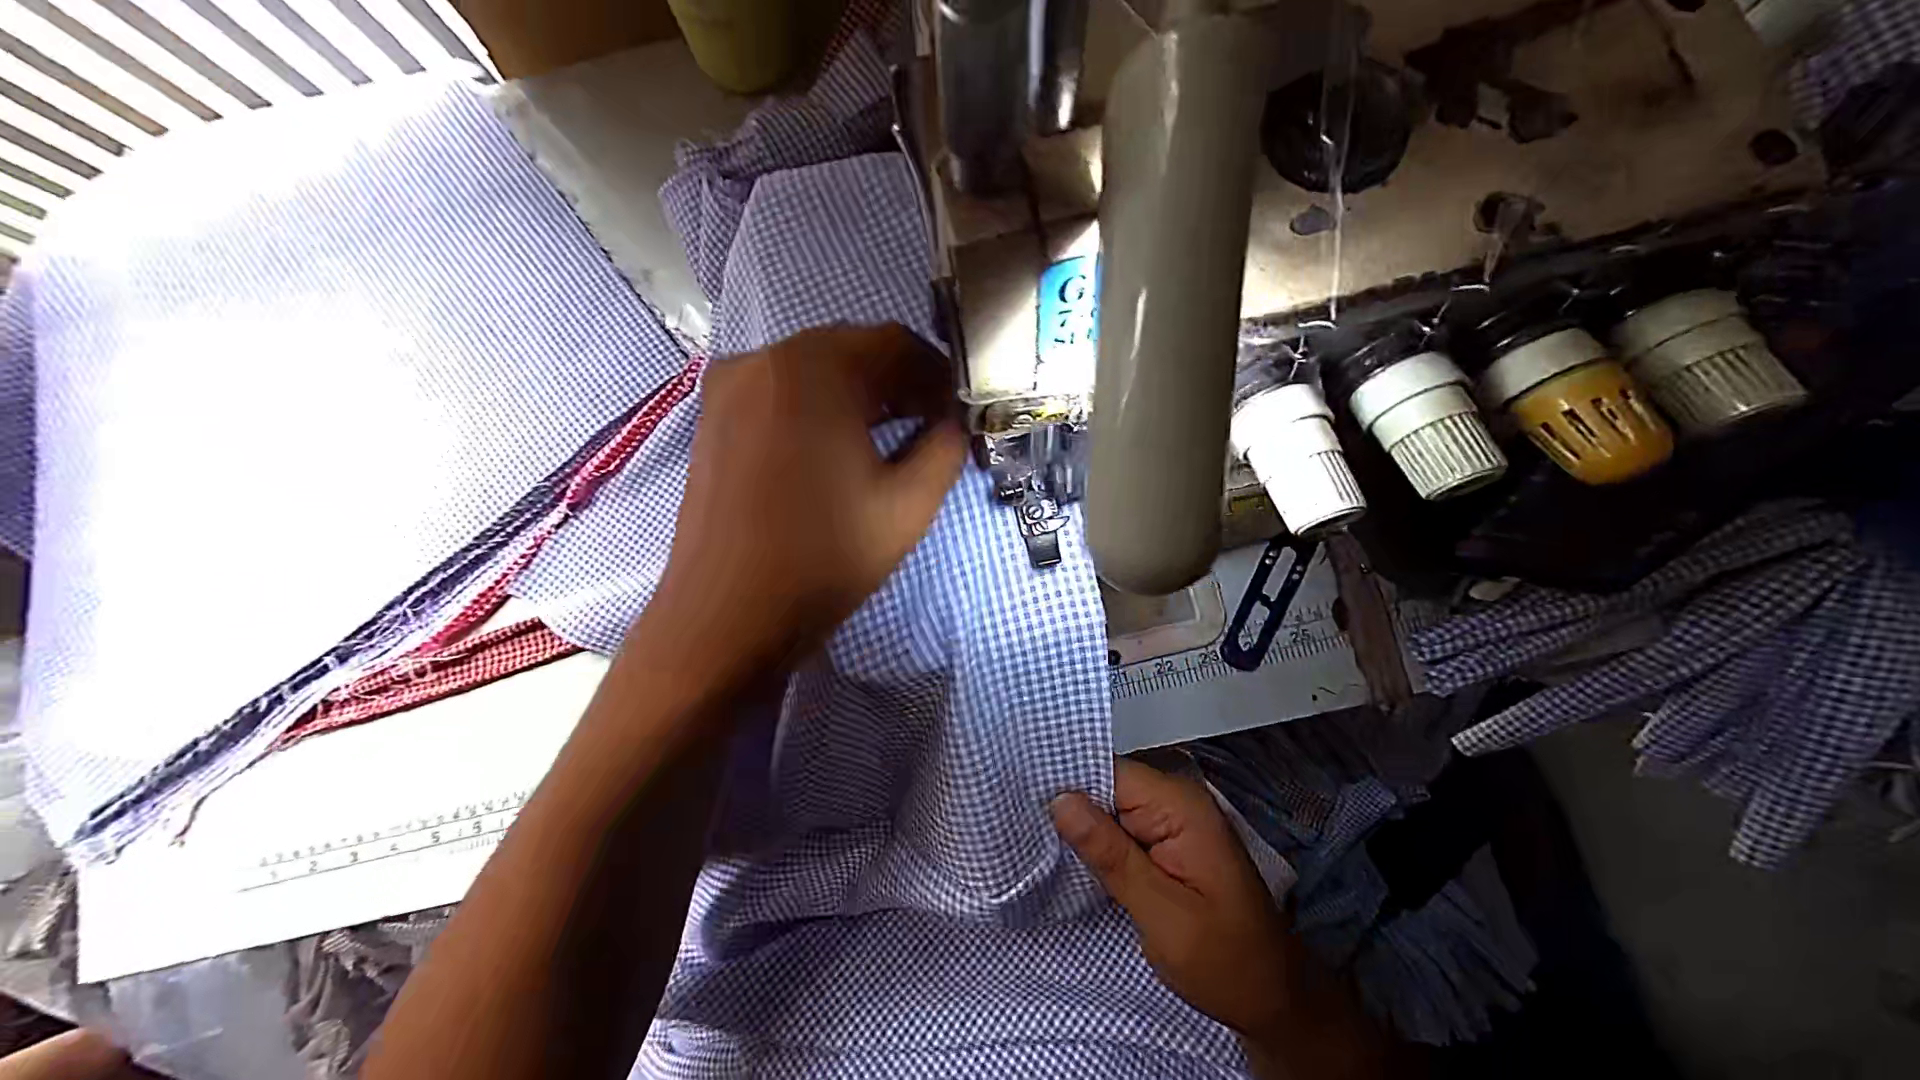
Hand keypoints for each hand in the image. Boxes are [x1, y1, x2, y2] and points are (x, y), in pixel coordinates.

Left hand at [642, 323, 967, 679]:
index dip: (936, 373)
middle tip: (928, 423)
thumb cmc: (824, 558)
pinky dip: (816, 407)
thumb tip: (953, 421)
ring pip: (813, 370)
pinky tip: (833, 448)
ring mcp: (729, 387)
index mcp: (816, 368)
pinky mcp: (712, 419)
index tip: (956, 409)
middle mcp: (765, 358)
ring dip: (858, 394)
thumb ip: (945, 447)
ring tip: (886, 438)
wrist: (728, 616)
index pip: (895, 343)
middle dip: (898, 381)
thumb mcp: (908, 504)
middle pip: (851, 349)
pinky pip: (779, 393)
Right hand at [1052, 759, 1387, 1078]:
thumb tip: (1060, 800)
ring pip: (1107, 804)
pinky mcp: (1164, 839)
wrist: (1273, 999)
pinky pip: (1118, 824)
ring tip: (1031, 836)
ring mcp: (1171, 818)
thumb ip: (1111, 855)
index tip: (1019, 795)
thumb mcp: (1163, 915)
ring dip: (1077, 824)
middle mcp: (1176, 799)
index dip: (1065, 782)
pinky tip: (1066, 852)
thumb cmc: (1226, 961)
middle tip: (1019, 822)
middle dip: (1066, 803)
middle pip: (1104, 782)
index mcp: (1180, 805)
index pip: (1108, 771)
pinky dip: (1094, 839)